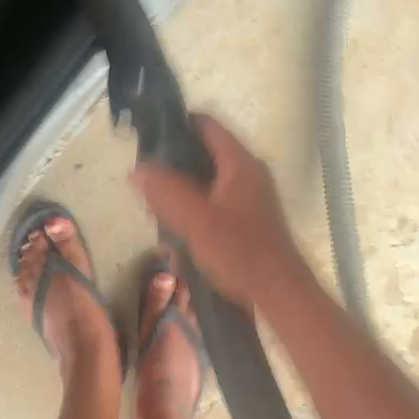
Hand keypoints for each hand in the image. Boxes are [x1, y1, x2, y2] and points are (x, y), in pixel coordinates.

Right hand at [132, 114, 310, 306]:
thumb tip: (138, 169)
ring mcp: (252, 194)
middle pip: (205, 152)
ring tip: (157, 210)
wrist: (280, 294)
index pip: (206, 125)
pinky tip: (179, 229)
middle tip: (147, 182)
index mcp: (240, 162)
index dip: (176, 125)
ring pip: (209, 179)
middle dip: (174, 165)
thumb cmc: (239, 252)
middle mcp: (249, 171)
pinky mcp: (250, 217)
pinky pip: (216, 200)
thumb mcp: (196, 221)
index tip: (148, 138)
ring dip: (183, 190)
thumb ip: (166, 192)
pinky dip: (196, 207)